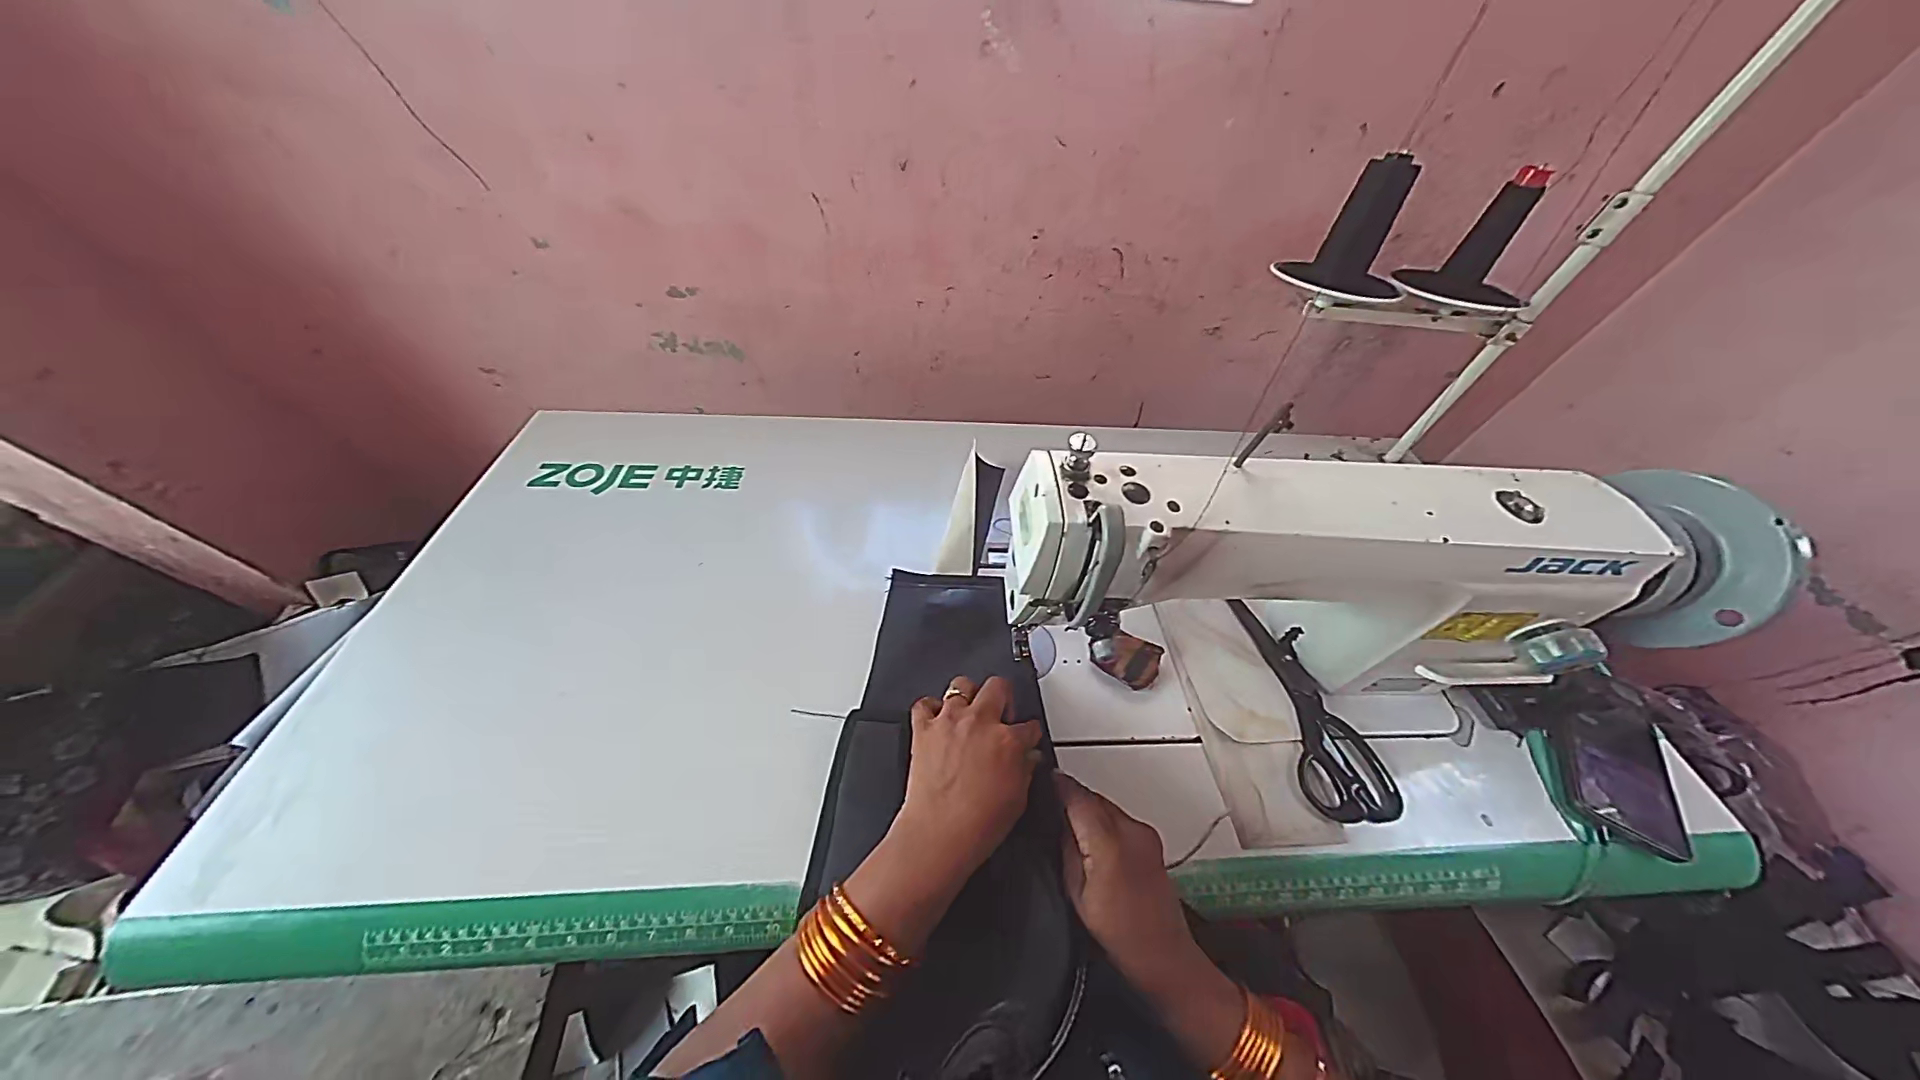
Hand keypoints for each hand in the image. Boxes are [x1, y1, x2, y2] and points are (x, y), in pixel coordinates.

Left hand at [896, 675, 1043, 875]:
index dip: (1029, 731)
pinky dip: (931, 708)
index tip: (1026, 736)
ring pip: (962, 684)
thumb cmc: (976, 823)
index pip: (1029, 725)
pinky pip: (924, 704)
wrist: (939, 834)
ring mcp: (950, 722)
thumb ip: (1025, 770)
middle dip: (1004, 696)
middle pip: (998, 686)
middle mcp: (980, 723)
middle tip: (1002, 710)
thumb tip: (1027, 759)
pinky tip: (937, 718)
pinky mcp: (923, 729)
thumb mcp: (1018, 800)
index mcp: (1008, 740)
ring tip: (970, 709)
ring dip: (969, 695)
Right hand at [1056, 773, 1244, 1067]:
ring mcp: (1146, 834)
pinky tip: (1094, 838)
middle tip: (1051, 803)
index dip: (1059, 785)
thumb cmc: (1122, 935)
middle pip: (1094, 797)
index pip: (1079, 797)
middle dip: (1072, 796)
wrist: (1163, 955)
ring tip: (1070, 824)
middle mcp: (1132, 832)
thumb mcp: (1076, 892)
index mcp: (1110, 843)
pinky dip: (1104, 820)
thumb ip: (1066, 849)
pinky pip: (1120, 817)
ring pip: (1107, 805)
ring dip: (1088, 808)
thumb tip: (1058, 822)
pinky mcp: (1153, 840)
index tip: (1045, 779)